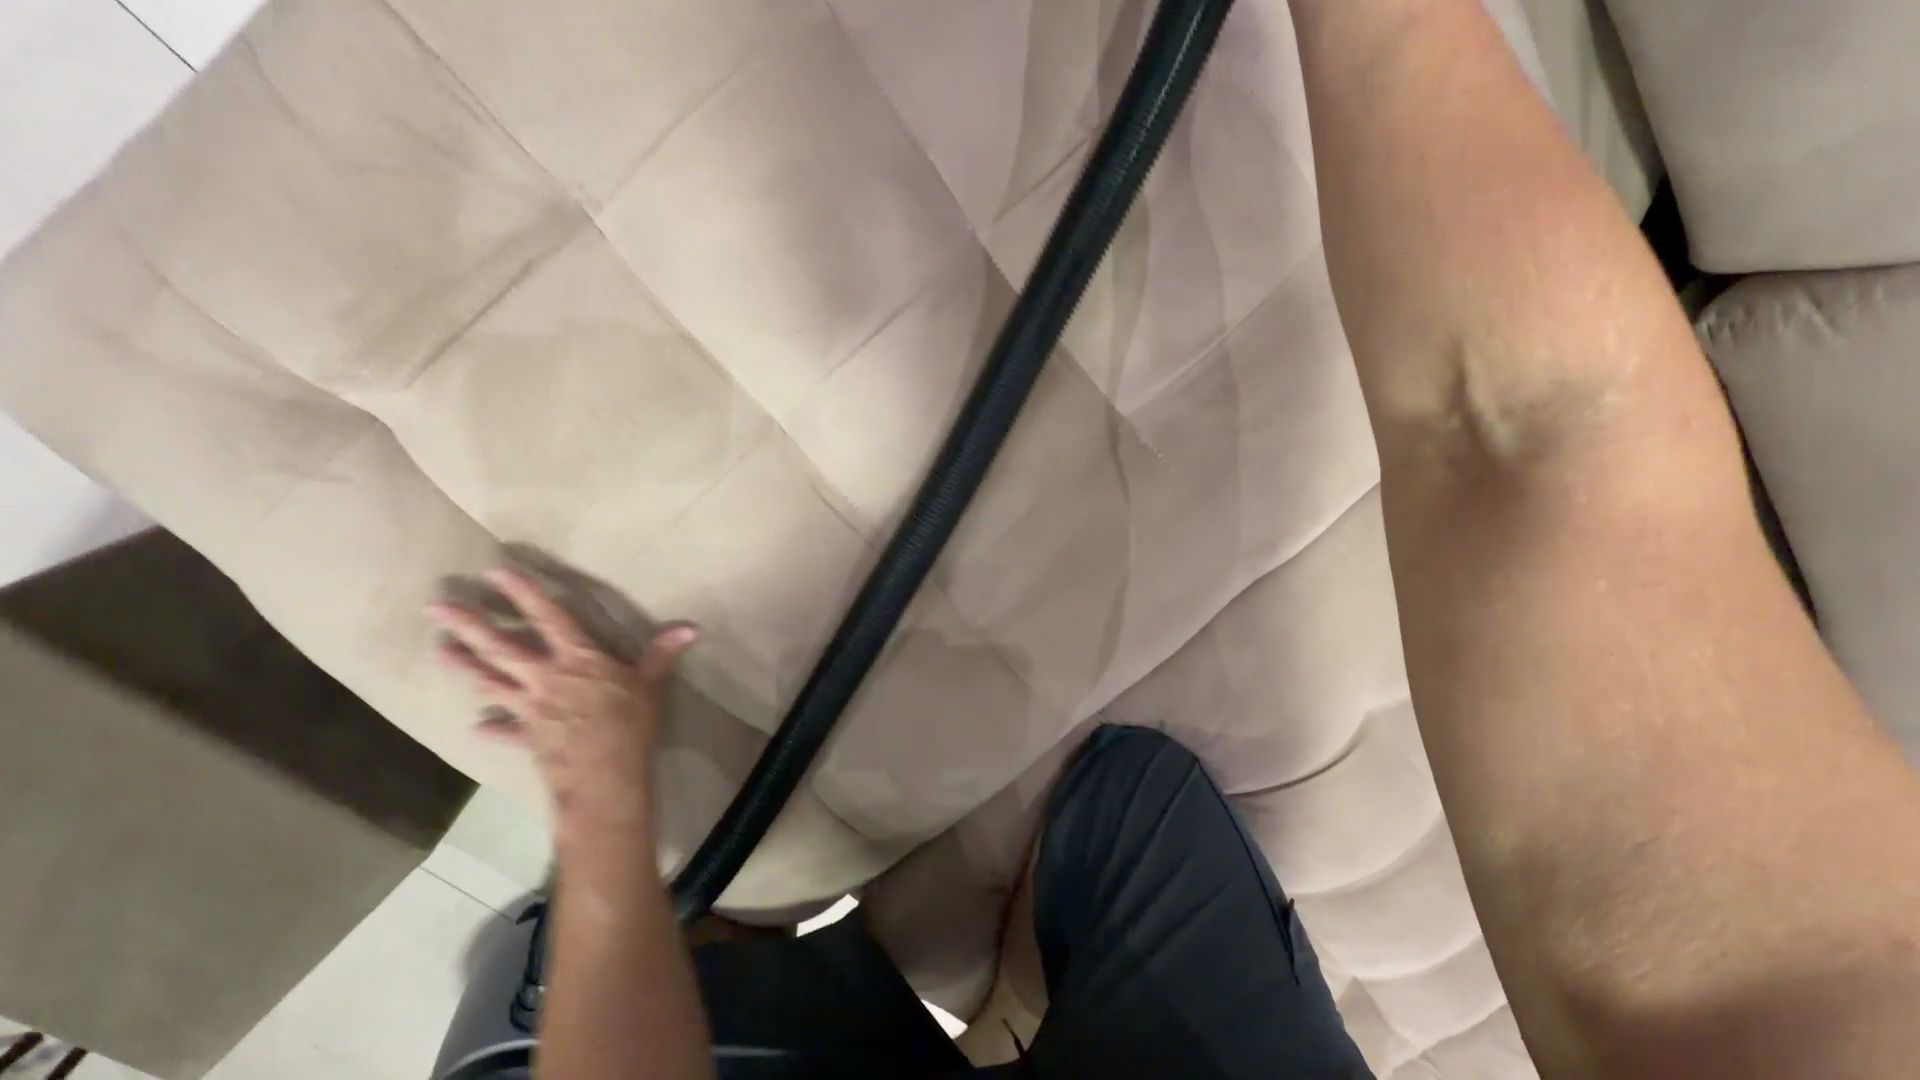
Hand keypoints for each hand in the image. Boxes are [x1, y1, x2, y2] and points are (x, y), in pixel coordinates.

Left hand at [427, 567, 698, 850]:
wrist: (604, 776)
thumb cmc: (629, 724)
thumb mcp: (651, 684)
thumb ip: (662, 654)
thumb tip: (691, 627)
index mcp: (577, 659)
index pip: (549, 618)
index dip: (524, 594)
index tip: (496, 572)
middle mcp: (545, 677)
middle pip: (501, 647)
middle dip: (468, 625)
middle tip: (435, 607)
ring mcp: (530, 708)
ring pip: (489, 683)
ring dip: (462, 668)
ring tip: (437, 650)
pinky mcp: (526, 737)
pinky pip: (504, 732)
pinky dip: (491, 730)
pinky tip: (477, 728)